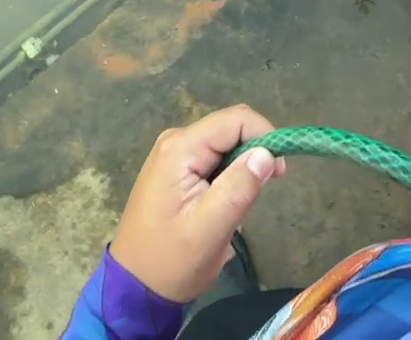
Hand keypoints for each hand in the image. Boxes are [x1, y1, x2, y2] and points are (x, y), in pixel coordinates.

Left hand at [110, 105, 286, 301]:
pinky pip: (215, 157)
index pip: (237, 119)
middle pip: (232, 128)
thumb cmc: (169, 263)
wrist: (132, 291)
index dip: (265, 137)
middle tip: (259, 193)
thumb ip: (239, 188)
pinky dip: (229, 175)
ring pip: (226, 142)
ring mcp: (174, 152)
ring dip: (241, 168)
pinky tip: (222, 204)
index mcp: (180, 148)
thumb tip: (267, 154)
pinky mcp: (176, 167)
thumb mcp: (209, 230)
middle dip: (254, 154)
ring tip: (236, 206)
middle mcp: (176, 140)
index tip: (278, 173)